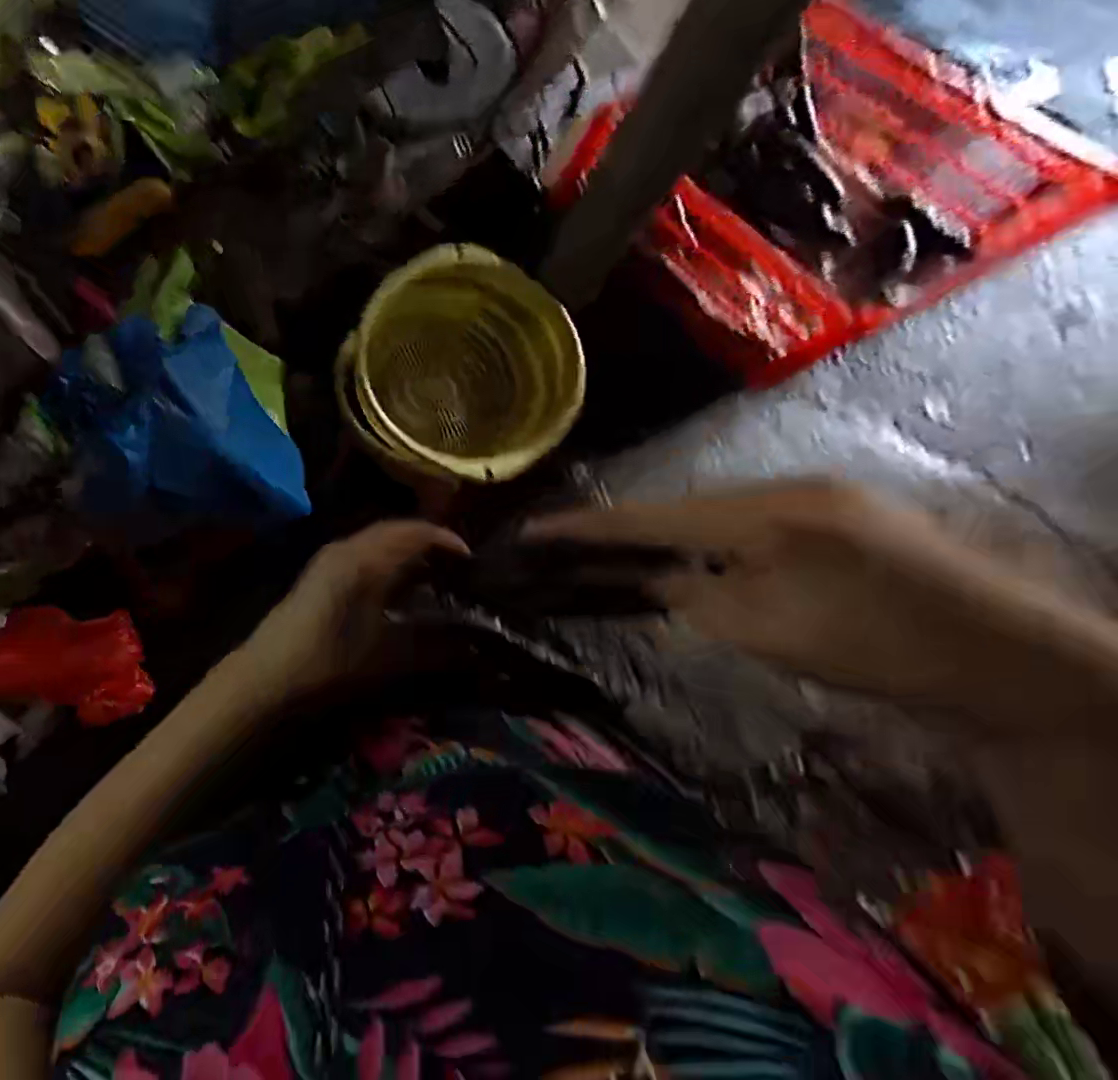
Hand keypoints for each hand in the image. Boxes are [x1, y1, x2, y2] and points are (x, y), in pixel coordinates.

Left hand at [240, 521, 469, 698]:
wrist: (269, 672)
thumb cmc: (328, 661)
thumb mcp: (386, 655)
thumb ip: (432, 646)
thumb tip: (471, 643)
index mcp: (361, 558)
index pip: (410, 531)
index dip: (444, 538)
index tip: (472, 557)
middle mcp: (343, 549)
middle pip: (392, 532)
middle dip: (427, 542)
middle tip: (459, 564)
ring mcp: (327, 561)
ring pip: (375, 544)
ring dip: (404, 552)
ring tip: (435, 575)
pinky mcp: (319, 576)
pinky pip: (361, 556)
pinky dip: (385, 563)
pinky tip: (398, 589)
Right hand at [524, 480, 1117, 734]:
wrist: (1019, 665)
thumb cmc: (875, 648)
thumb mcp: (758, 629)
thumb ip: (686, 595)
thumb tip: (647, 578)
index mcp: (765, 512)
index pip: (649, 517)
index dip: (584, 527)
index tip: (530, 529)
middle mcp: (790, 490)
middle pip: (678, 508)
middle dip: (622, 531)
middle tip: (568, 547)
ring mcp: (823, 499)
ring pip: (714, 514)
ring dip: (666, 536)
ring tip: (618, 555)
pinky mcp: (845, 517)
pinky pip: (749, 523)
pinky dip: (710, 542)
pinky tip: (693, 559)